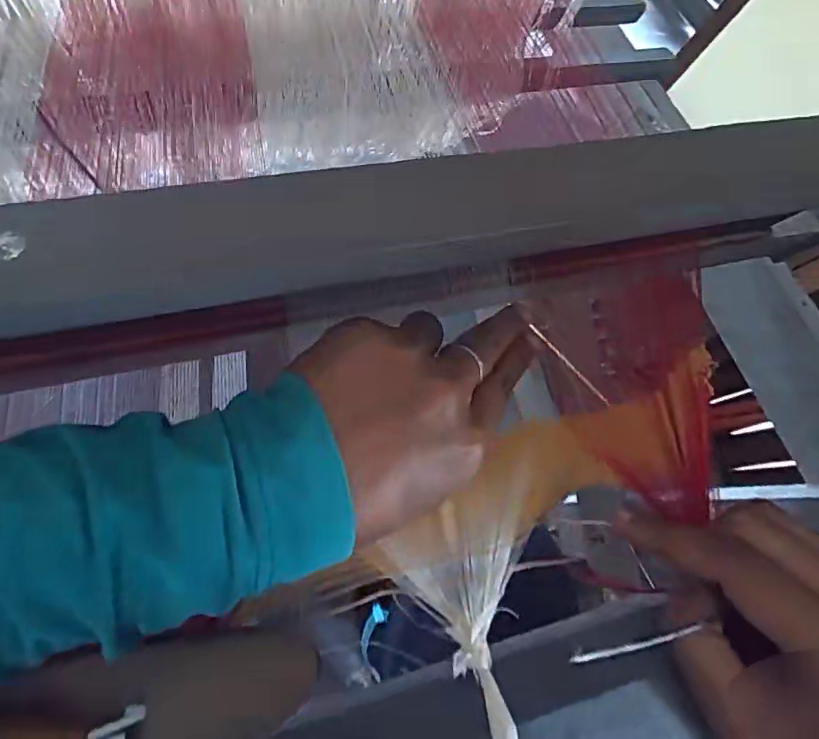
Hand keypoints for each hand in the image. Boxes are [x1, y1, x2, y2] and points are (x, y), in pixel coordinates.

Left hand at [292, 307, 534, 545]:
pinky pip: (376, 331)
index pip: (499, 391)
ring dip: (411, 343)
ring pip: (425, 330)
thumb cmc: (350, 508)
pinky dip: (364, 346)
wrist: (289, 478)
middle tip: (522, 309)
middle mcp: (448, 392)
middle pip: (484, 347)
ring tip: (379, 363)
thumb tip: (428, 420)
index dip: (514, 361)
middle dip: (505, 327)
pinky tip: (338, 371)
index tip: (529, 337)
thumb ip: (437, 444)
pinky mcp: (368, 333)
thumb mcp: (415, 488)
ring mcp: (409, 356)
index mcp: (465, 444)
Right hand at [618, 502, 818, 738]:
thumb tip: (683, 578)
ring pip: (781, 523)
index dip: (675, 538)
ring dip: (730, 539)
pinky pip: (803, 541)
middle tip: (677, 573)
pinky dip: (760, 549)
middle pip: (761, 528)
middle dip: (703, 538)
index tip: (623, 520)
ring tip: (714, 581)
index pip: (742, 565)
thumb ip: (691, 629)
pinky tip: (748, 585)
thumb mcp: (727, 705)